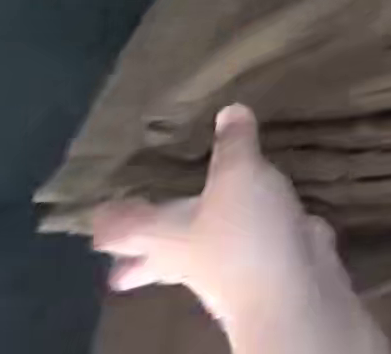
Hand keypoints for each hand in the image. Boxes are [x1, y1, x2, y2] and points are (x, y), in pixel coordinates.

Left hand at [91, 105, 384, 353]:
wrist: (285, 281)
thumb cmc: (243, 230)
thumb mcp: (240, 174)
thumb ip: (235, 143)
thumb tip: (229, 108)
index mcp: (156, 235)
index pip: (113, 229)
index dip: (107, 214)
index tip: (105, 197)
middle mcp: (173, 254)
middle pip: (135, 259)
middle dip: (133, 247)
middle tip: (141, 218)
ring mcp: (209, 265)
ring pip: (180, 257)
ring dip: (183, 241)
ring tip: (197, 214)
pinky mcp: (246, 265)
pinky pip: (226, 248)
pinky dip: (230, 235)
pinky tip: (248, 217)